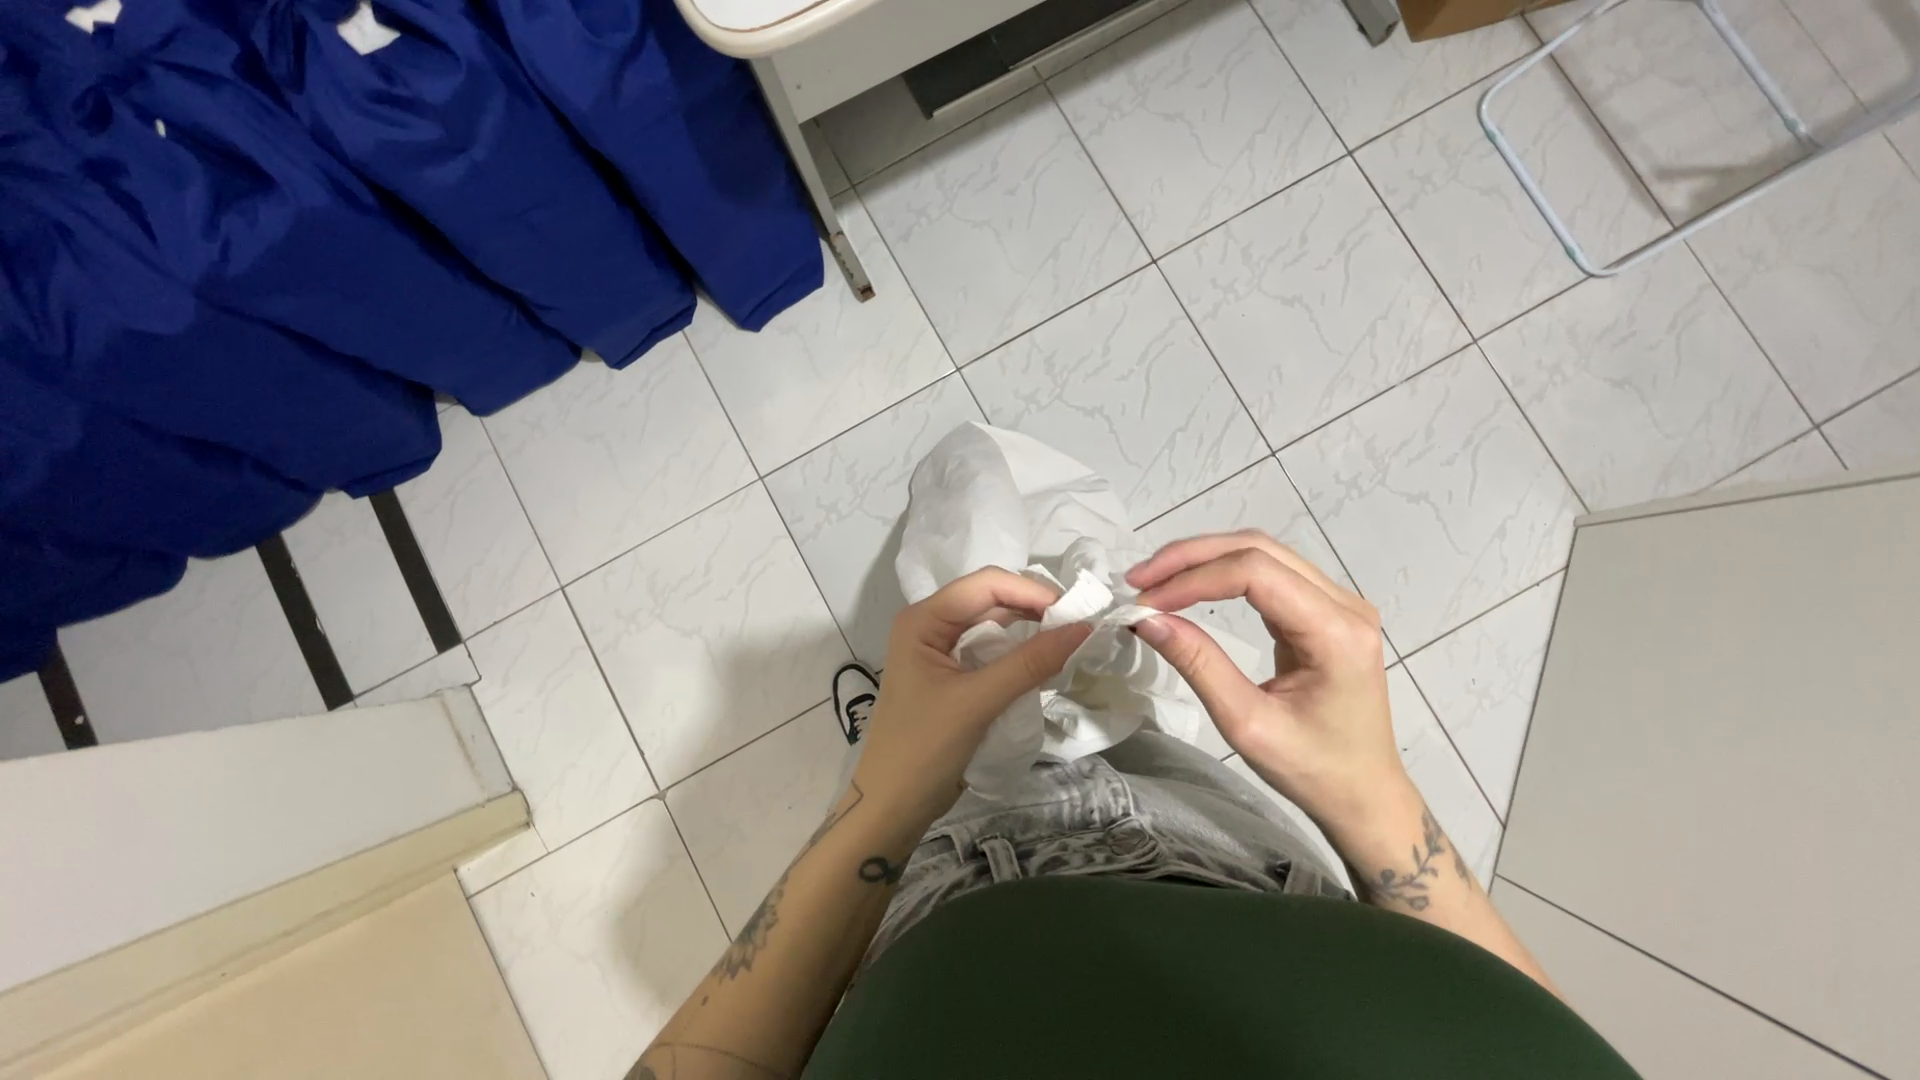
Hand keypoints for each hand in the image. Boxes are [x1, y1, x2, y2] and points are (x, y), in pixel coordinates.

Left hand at [852, 568, 1092, 826]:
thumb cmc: (924, 749)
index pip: (985, 584)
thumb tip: (1084, 628)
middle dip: (1034, 607)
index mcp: (923, 619)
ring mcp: (939, 650)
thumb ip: (1030, 662)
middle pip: (990, 599)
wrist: (891, 806)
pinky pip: (990, 650)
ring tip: (1069, 640)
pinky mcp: (951, 675)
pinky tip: (1044, 661)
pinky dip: (1018, 652)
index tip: (1076, 612)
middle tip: (1079, 625)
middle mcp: (929, 625)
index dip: (1031, 591)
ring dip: (1029, 629)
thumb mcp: (978, 702)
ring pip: (993, 624)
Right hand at [1125, 531, 1411, 834]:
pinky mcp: (1324, 609)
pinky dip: (1221, 572)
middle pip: (1258, 549)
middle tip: (1138, 579)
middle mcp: (1345, 604)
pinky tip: (1188, 585)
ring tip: (1155, 579)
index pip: (1255, 573)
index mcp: (1336, 632)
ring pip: (1262, 552)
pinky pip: (1269, 572)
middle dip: (1191, 558)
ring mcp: (1339, 602)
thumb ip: (1199, 664)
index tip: (1144, 601)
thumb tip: (1146, 619)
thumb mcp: (1246, 723)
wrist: (1363, 793)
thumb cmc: (1311, 769)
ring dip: (1203, 560)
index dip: (1193, 578)